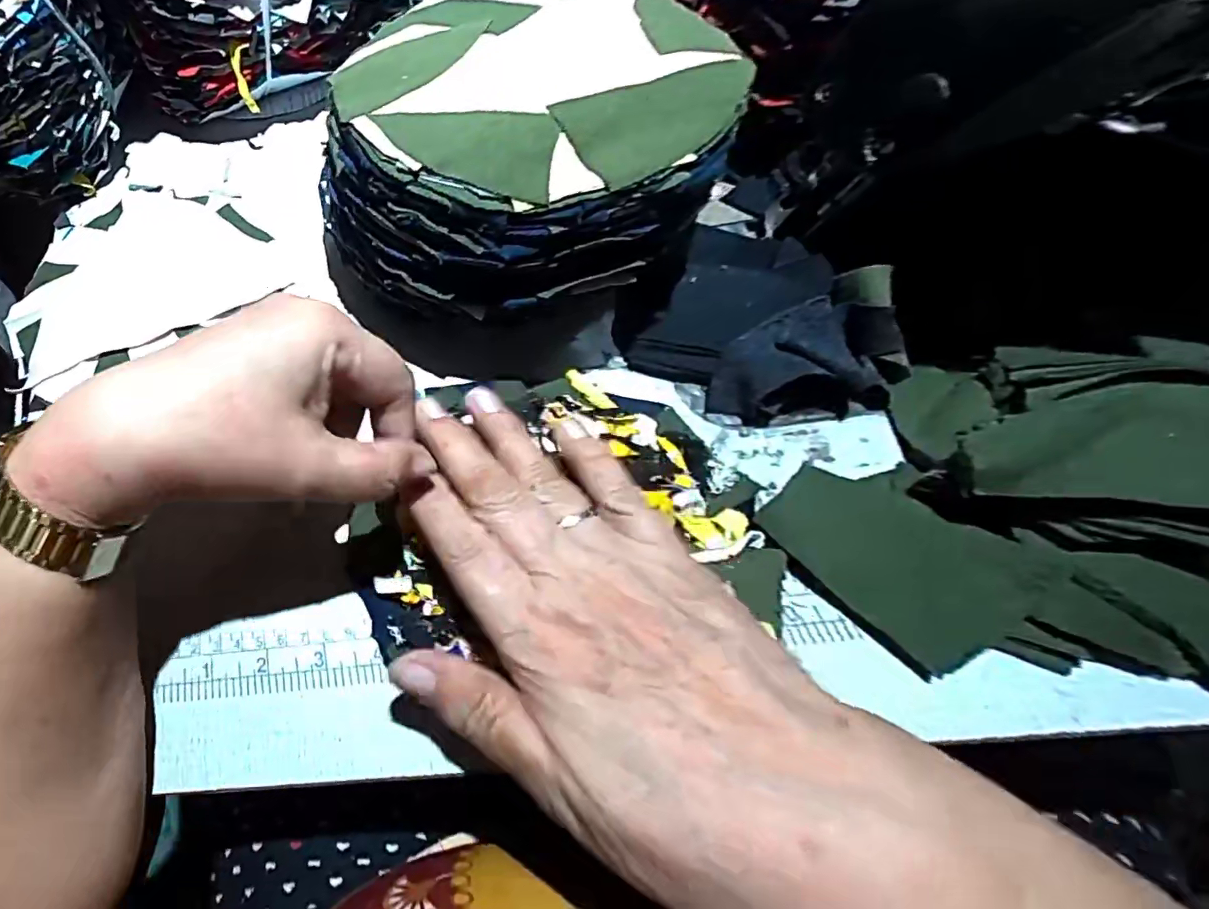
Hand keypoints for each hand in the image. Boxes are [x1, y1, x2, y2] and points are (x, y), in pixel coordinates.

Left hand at [7, 294, 433, 526]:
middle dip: (360, 432)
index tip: (384, 480)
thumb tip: (425, 472)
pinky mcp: (244, 338)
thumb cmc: (225, 446)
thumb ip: (380, 473)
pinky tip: (275, 448)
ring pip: (331, 379)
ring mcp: (270, 320)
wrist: (118, 437)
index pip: (398, 380)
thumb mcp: (312, 468)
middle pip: (364, 377)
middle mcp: (305, 311)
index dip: (399, 434)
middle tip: (337, 478)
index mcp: (330, 328)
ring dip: (330, 428)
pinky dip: (300, 414)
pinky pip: (297, 374)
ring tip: (302, 472)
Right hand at [393, 389, 1174, 908]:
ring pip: (552, 485)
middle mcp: (570, 581)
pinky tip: (569, 424)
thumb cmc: (667, 811)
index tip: (399, 458)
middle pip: (500, 501)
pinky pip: (623, 493)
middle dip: (457, 451)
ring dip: (512, 438)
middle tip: (425, 405)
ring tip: (480, 398)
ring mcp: (625, 561)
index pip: (461, 548)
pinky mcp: (675, 558)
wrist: (810, 808)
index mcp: (532, 636)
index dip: (425, 500)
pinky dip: (593, 454)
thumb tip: (401, 665)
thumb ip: (479, 714)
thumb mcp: (557, 786)